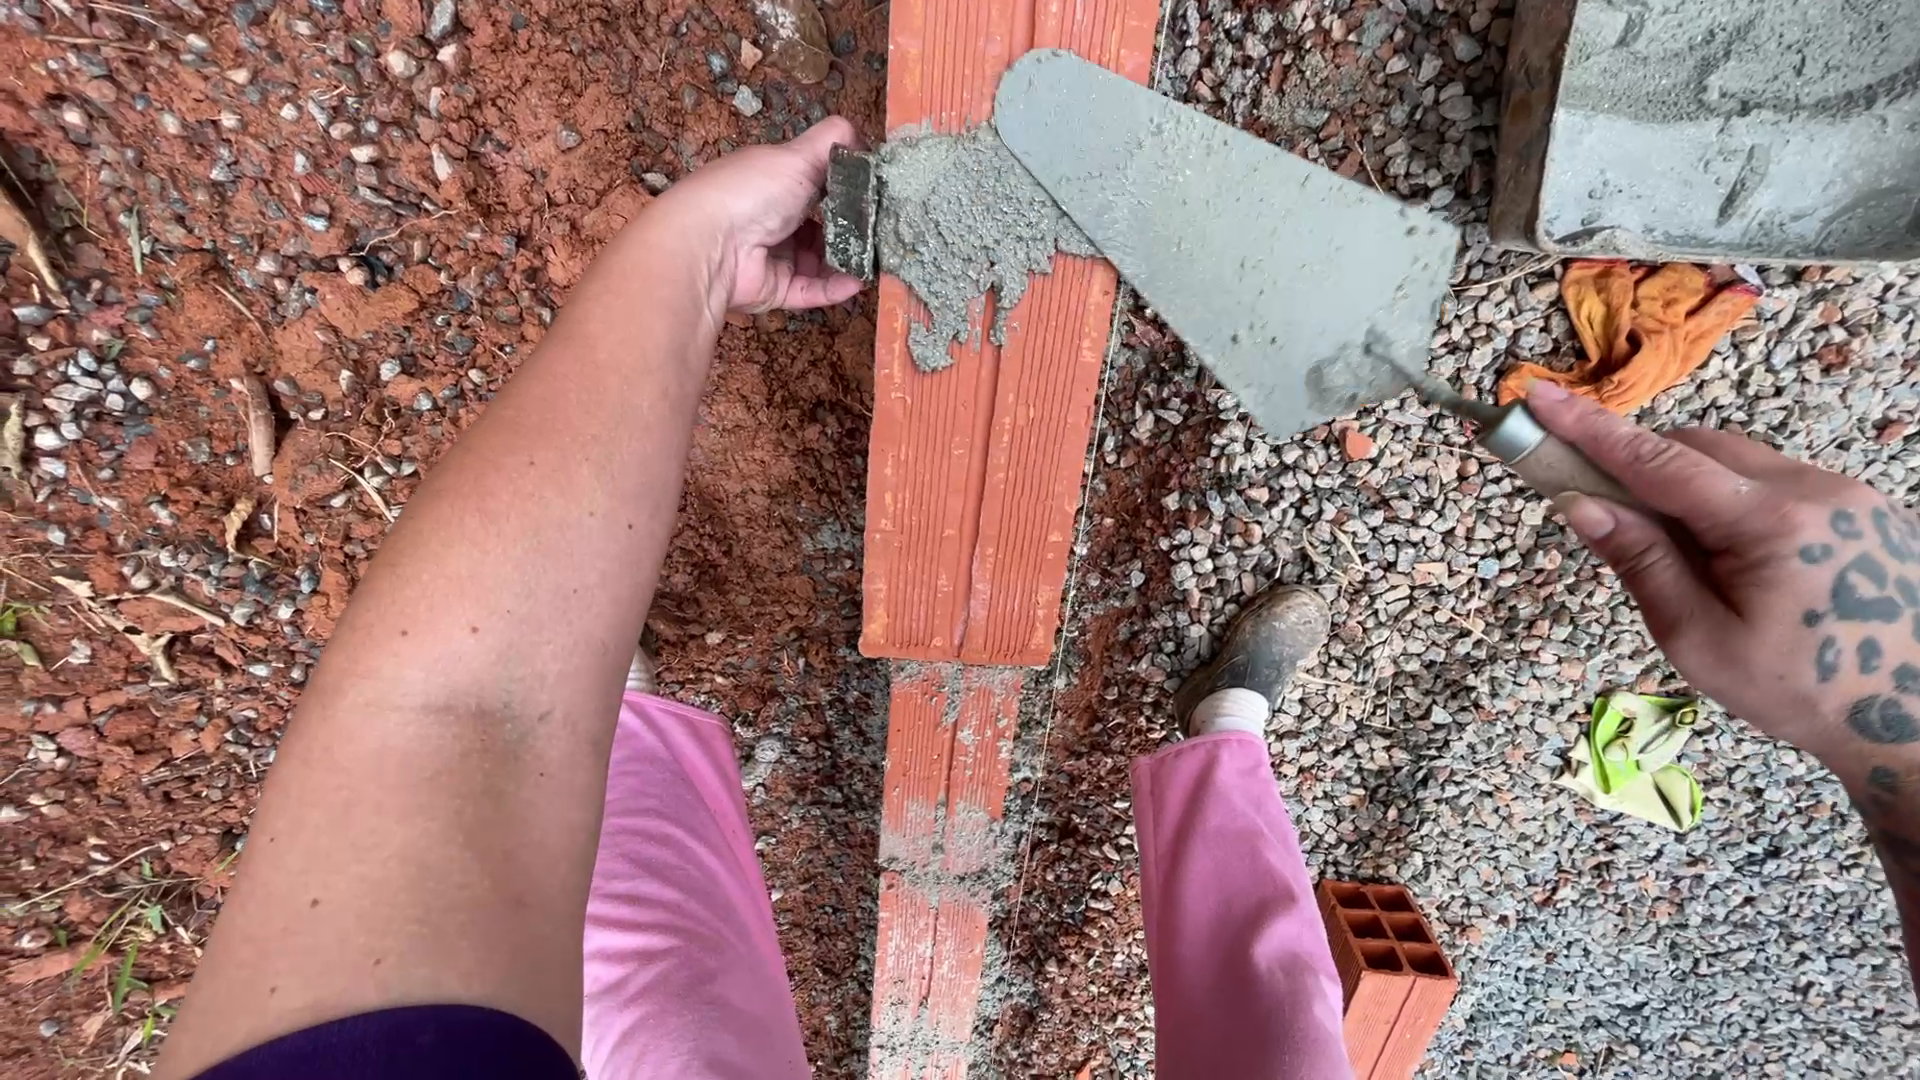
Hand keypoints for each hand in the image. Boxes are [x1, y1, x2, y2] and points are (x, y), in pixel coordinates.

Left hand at [655, 116, 866, 314]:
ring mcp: (774, 257)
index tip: (874, 198)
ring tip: (875, 262)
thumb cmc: (753, 191)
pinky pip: (811, 291)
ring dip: (847, 263)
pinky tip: (857, 282)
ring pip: (820, 264)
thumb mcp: (797, 155)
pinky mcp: (776, 290)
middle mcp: (774, 219)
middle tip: (881, 235)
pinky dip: (835, 288)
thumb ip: (832, 142)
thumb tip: (860, 134)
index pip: (816, 187)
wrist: (712, 244)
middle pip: (821, 229)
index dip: (844, 192)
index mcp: (774, 183)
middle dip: (850, 233)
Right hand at [1527, 380, 1919, 765]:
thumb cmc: (1797, 689)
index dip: (1588, 428)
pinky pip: (1766, 480)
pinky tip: (1719, 555)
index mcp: (1771, 523)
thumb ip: (1639, 561)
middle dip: (1635, 461)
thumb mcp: (1695, 635)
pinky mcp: (1859, 511)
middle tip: (1595, 505)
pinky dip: (1717, 497)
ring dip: (1678, 483)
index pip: (1656, 461)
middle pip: (1697, 447)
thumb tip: (1578, 503)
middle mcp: (1816, 491)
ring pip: (1732, 460)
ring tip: (1669, 549)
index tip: (1535, 396)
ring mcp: (1847, 497)